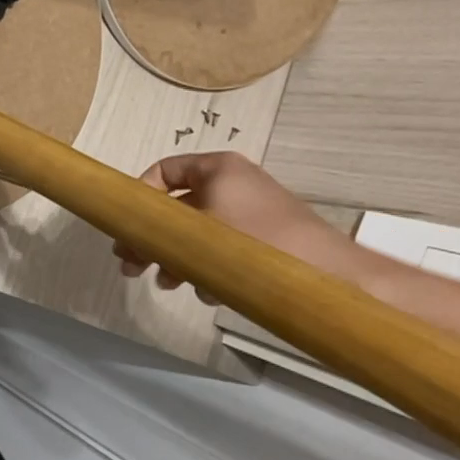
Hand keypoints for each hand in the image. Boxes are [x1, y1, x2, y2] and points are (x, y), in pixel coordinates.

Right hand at [112, 151, 368, 301]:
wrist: (332, 277)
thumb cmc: (256, 243)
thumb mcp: (195, 234)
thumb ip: (155, 235)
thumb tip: (127, 245)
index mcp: (218, 168)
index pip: (162, 170)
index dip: (139, 197)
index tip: (127, 227)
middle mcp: (234, 183)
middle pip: (177, 206)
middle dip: (153, 237)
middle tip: (131, 264)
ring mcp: (251, 212)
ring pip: (197, 231)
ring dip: (175, 256)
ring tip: (165, 284)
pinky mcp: (266, 239)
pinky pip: (221, 247)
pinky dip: (205, 264)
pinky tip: (202, 291)